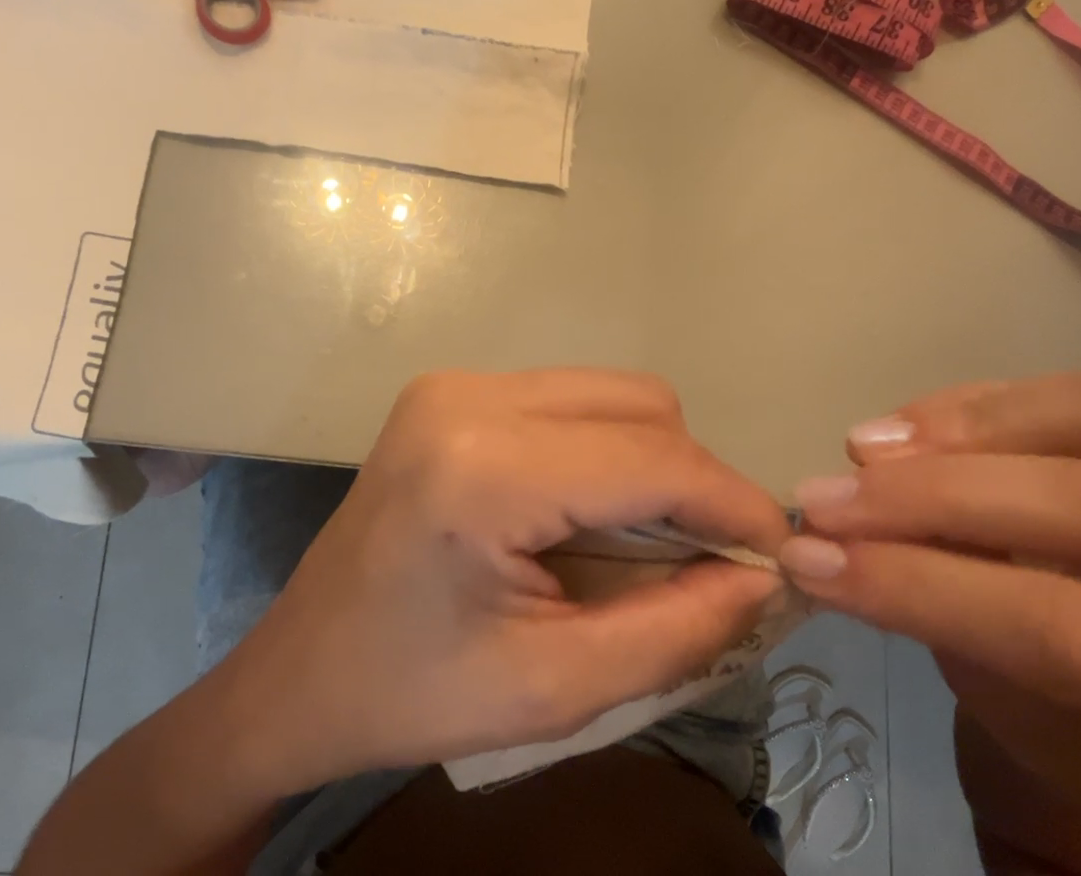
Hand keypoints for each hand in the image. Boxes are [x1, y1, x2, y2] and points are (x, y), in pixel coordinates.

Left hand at [213, 369, 790, 793]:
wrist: (300, 675)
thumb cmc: (415, 694)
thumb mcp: (558, 687)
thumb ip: (677, 628)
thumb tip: (762, 575)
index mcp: (485, 467)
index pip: (655, 461)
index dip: (733, 505)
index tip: (779, 556)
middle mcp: (467, 398)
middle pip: (640, 407)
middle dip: (691, 483)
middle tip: (704, 565)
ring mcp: (451, 386)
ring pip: (608, 396)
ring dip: (650, 464)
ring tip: (645, 548)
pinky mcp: (446, 395)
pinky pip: (566, 403)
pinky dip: (603, 452)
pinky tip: (588, 517)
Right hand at [777, 369, 1080, 802]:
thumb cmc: (1057, 722)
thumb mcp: (998, 701)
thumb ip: (931, 616)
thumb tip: (823, 544)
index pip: (1064, 627)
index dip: (920, 583)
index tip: (807, 559)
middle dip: (932, 495)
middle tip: (825, 499)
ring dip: (970, 424)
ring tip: (865, 446)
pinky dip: (988, 403)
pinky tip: (907, 429)